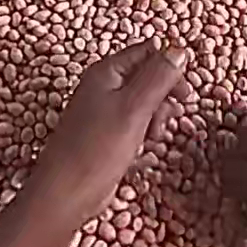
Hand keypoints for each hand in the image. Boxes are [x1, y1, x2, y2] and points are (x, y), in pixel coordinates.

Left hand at [26, 41, 188, 224]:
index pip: (147, 52)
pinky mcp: (105, 134)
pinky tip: (142, 149)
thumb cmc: (96, 149)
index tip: (183, 91)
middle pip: (147, 77)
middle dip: (164, 96)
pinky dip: (143, 133)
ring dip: (156, 117)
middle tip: (170, 117)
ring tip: (153, 137)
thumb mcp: (135, 108)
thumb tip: (179, 50)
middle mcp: (103, 86)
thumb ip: (159, 77)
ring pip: (143, 102)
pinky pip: (134, 124)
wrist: (64, 196)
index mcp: (106, 72)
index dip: (169, 67)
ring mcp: (103, 111)